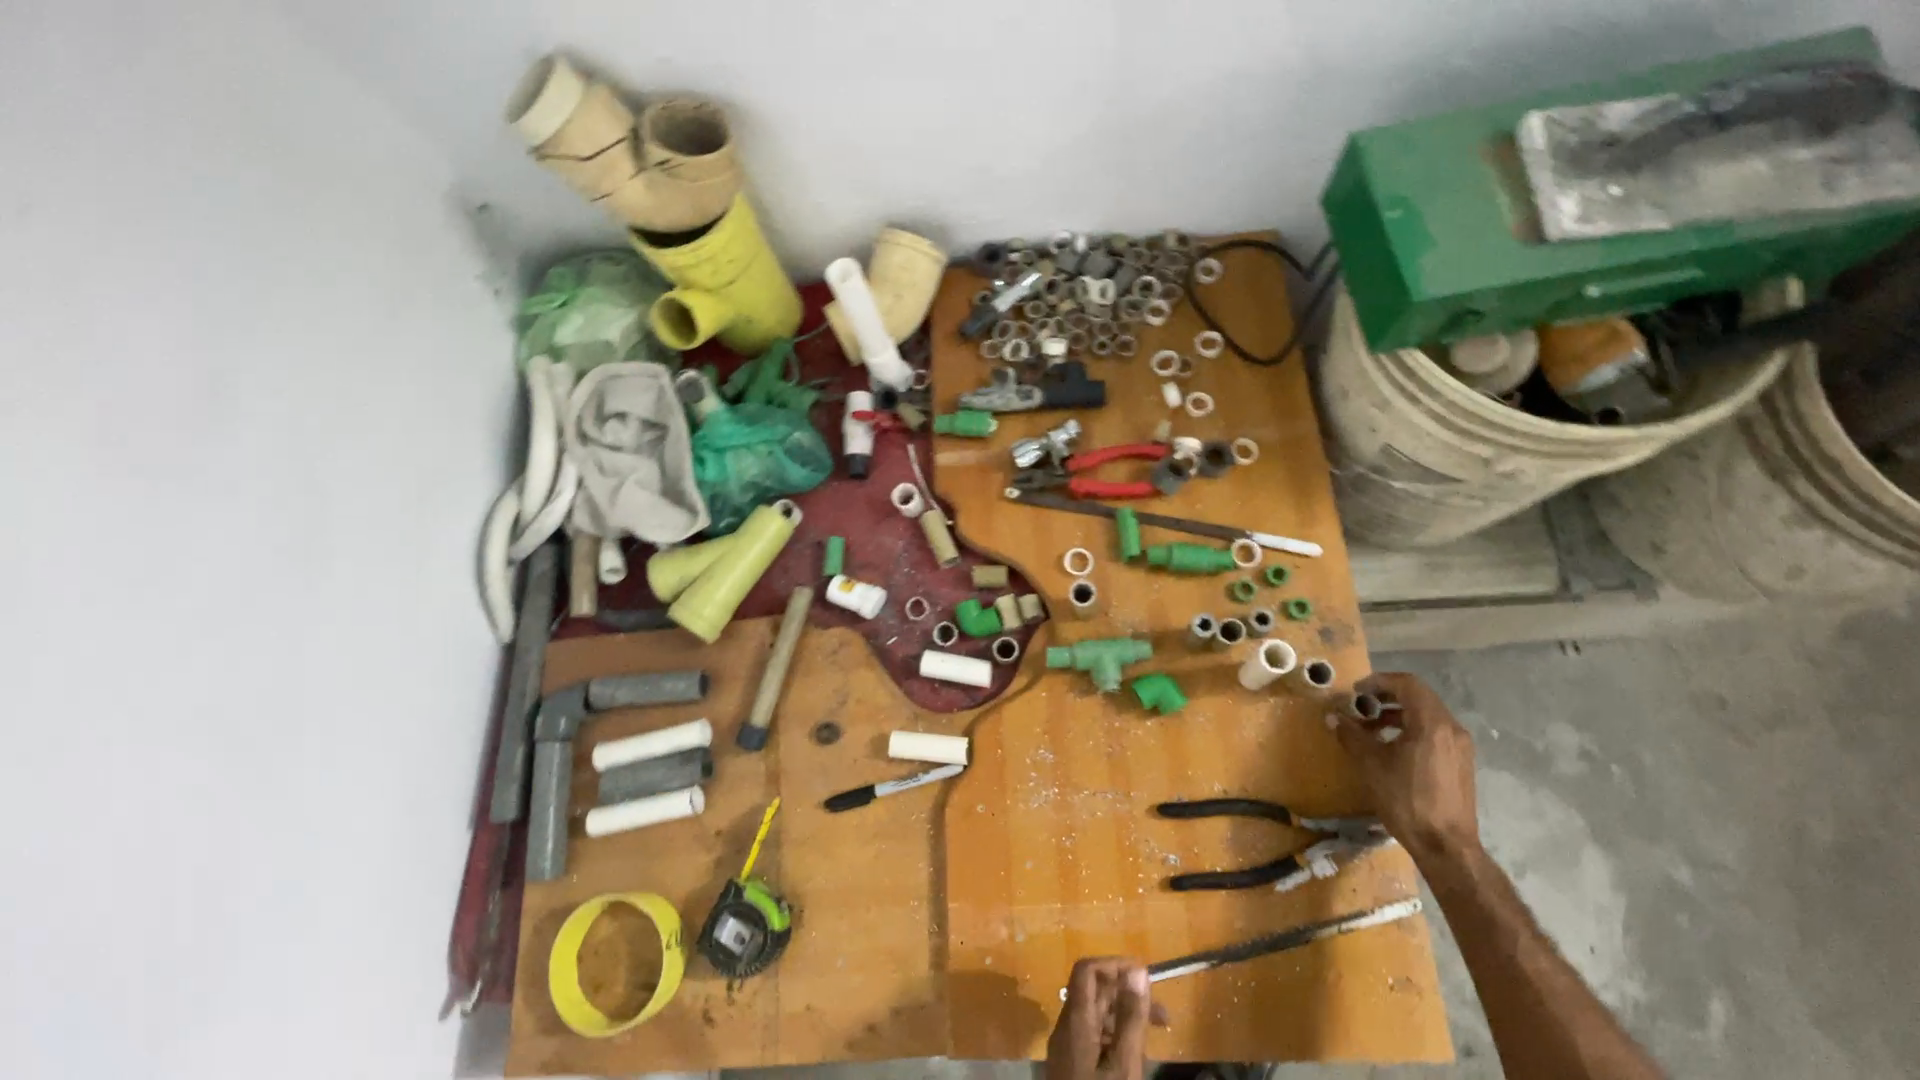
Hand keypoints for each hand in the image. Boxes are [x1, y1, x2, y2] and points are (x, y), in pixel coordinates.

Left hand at [1046, 958, 1156, 1079]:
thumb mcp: (1123, 1062)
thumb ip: (1131, 1017)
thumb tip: (1138, 970)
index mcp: (1075, 1019)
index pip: (1086, 970)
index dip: (1114, 965)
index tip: (1144, 976)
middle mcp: (1065, 1025)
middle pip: (1093, 993)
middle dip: (1127, 994)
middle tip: (1162, 1015)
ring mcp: (1066, 1045)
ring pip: (1095, 1015)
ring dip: (1124, 1016)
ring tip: (1154, 1033)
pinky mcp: (1070, 1062)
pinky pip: (1092, 1035)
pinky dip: (1115, 1034)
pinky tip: (1133, 1052)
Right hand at [1328, 672, 1480, 865]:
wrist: (1446, 845)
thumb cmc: (1407, 801)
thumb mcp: (1372, 765)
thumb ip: (1352, 735)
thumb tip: (1332, 717)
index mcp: (1432, 724)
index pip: (1408, 684)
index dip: (1379, 681)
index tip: (1357, 691)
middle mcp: (1452, 728)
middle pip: (1419, 697)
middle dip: (1387, 697)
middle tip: (1361, 706)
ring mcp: (1460, 746)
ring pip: (1427, 715)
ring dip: (1398, 714)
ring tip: (1372, 728)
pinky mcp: (1461, 762)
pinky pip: (1434, 733)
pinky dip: (1412, 729)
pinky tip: (1393, 749)